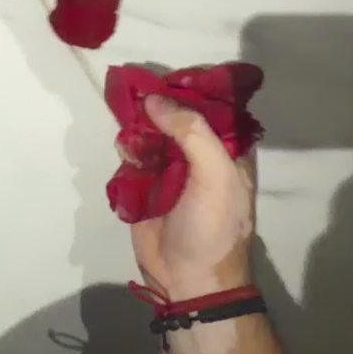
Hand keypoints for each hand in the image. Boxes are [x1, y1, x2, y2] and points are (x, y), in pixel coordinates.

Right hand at [128, 96, 256, 300]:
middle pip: (176, 114)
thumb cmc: (213, 227)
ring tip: (126, 111)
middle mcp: (199, 153)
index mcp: (227, 150)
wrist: (187, 281)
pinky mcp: (143, 182)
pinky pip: (133, 152)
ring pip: (151, 130)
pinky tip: (125, 146)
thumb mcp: (216, 175)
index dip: (192, 86)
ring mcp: (170, 167)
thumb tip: (152, 99)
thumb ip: (191, 131)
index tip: (168, 72)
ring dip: (138, 121)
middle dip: (157, 100)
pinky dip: (127, 145)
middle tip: (135, 83)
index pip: (213, 105)